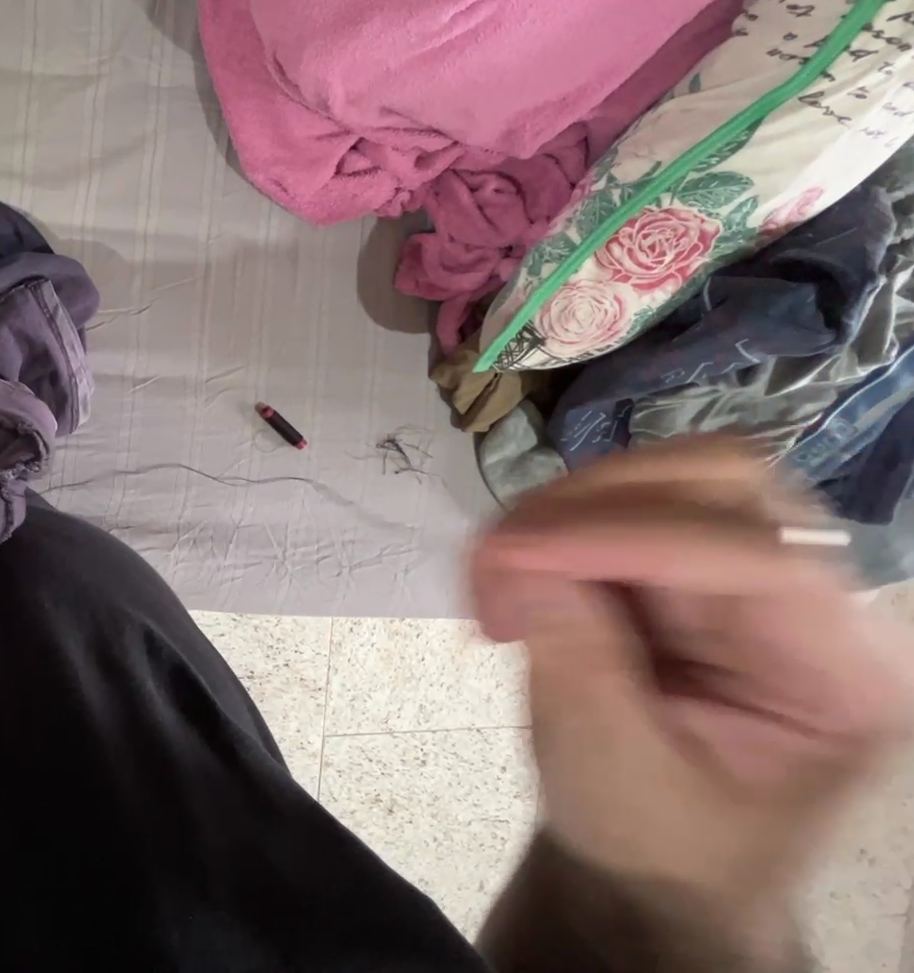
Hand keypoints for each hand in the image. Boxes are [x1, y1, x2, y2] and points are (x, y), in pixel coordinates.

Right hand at [470, 438, 911, 956]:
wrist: (646, 858)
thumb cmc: (648, 835)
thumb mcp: (607, 761)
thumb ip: (573, 654)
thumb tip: (515, 556)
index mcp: (837, 672)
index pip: (752, 554)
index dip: (622, 535)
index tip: (506, 555)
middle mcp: (809, 605)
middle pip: (720, 482)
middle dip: (590, 503)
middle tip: (500, 559)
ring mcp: (742, 580)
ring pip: (658, 478)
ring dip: (557, 512)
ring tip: (497, 577)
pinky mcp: (678, 570)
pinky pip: (610, 506)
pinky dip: (545, 528)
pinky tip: (512, 577)